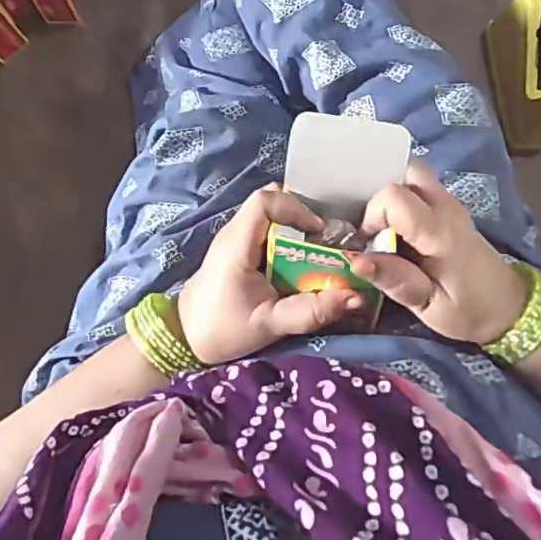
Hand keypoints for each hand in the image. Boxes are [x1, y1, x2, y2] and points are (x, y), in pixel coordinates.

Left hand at [176, 186, 364, 363]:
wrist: (186, 339)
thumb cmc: (223, 329)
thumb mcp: (271, 323)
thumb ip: (312, 311)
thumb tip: (355, 298)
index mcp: (237, 244)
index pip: (264, 200)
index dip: (296, 207)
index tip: (317, 232)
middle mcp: (233, 233)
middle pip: (270, 202)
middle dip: (301, 216)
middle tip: (324, 241)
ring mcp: (233, 239)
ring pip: (268, 215)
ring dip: (294, 229)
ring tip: (316, 253)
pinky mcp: (237, 250)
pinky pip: (265, 230)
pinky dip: (285, 240)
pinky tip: (298, 263)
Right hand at [351, 163, 526, 344]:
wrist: (509, 308)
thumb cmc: (468, 311)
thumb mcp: (428, 306)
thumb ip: (395, 280)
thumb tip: (356, 262)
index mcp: (440, 233)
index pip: (394, 196)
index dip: (373, 215)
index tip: (371, 243)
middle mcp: (446, 208)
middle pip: (406, 173)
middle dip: (383, 197)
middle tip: (379, 231)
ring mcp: (451, 204)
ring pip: (413, 176)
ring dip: (394, 197)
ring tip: (388, 231)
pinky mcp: (451, 208)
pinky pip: (420, 188)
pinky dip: (404, 200)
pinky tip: (401, 231)